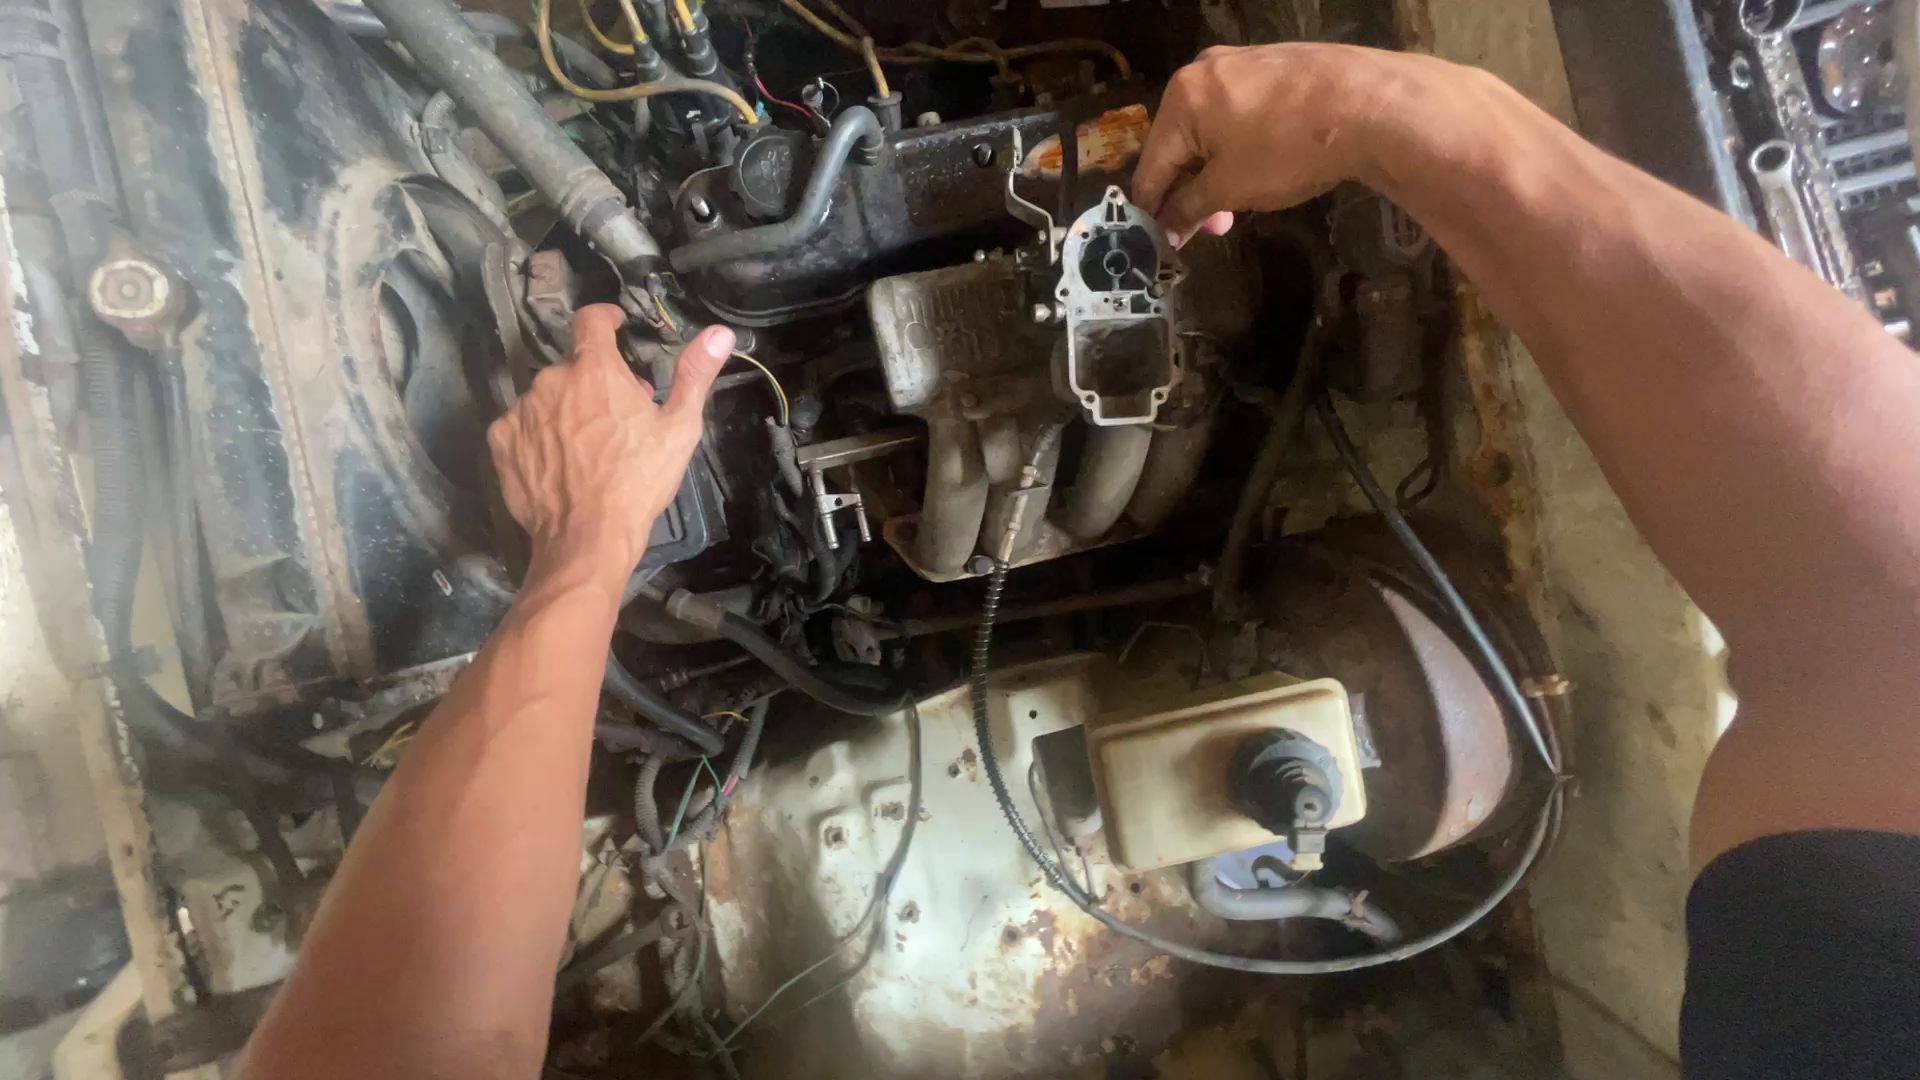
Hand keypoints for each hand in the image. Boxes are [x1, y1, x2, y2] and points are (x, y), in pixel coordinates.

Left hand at [487, 304, 732, 580]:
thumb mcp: (679, 428)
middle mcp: (550, 380)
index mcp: (595, 371)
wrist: (587, 536)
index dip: (606, 318)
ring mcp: (520, 410)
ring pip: (548, 398)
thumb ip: (695, 375)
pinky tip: (561, 463)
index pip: (592, 321)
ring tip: (590, 447)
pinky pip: (524, 426)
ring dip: (568, 410)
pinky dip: (542, 435)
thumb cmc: (640, 480)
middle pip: (575, 369)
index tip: (615, 324)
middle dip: (596, 384)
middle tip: (619, 418)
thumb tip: (720, 333)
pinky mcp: (501, 440)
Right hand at [1133, 44, 1442, 242]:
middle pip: (1177, 148)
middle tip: (1206, 231)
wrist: (1371, 105)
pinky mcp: (1272, 67)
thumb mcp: (1227, 190)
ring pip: (1207, 134)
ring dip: (1210, 178)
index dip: (1152, 213)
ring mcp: (1241, 64)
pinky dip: (1233, 152)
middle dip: (1186, 195)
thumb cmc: (1285, 150)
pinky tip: (1253, 175)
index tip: (1158, 244)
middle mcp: (1202, 72)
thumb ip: (1186, 210)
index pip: (1150, 169)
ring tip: (1231, 209)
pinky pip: (1234, 117)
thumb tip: (1164, 232)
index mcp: (1180, 99)